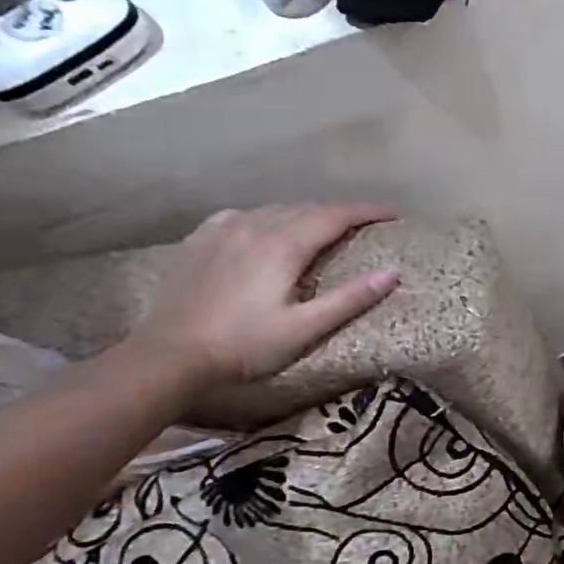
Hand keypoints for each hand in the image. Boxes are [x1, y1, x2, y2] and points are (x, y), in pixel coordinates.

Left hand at [124, 204, 399, 387]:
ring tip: (327, 226)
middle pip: (307, 208)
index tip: (394, 214)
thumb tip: (393, 272)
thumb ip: (349, 299)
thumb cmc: (244, 346)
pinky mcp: (201, 240)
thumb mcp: (305, 329)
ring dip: (308, 213)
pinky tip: (270, 228)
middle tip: (367, 223)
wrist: (170, 355)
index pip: (334, 216)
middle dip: (342, 212)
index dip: (367, 211)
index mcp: (282, 245)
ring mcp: (222, 230)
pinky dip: (271, 217)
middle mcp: (254, 226)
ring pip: (276, 209)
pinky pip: (246, 215)